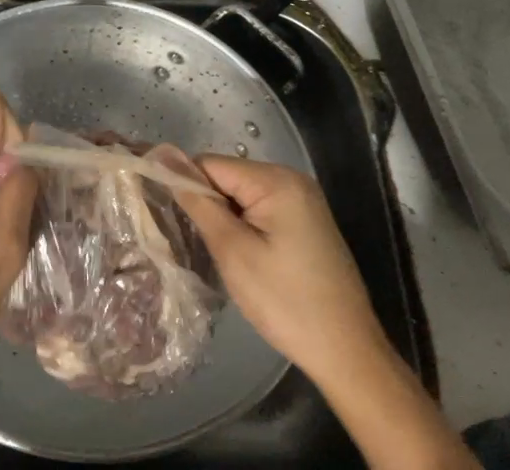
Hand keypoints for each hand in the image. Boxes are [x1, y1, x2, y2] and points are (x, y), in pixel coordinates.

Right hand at [174, 155, 383, 377]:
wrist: (347, 352)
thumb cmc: (286, 302)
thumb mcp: (233, 251)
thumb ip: (198, 202)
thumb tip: (162, 157)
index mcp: (276, 181)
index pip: (209, 164)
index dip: (183, 186)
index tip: (163, 216)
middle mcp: (292, 180)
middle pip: (226, 177)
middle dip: (204, 204)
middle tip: (191, 242)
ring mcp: (302, 202)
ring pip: (240, 195)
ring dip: (222, 218)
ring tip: (214, 252)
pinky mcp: (305, 223)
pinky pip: (259, 210)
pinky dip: (242, 227)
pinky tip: (239, 256)